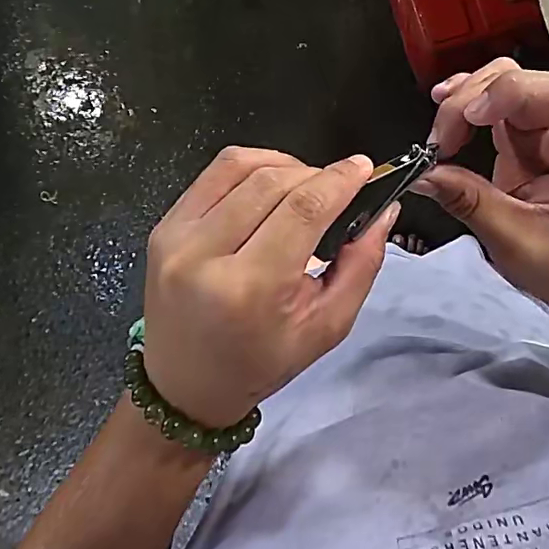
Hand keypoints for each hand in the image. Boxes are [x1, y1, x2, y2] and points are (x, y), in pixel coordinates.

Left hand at [140, 148, 395, 428]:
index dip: (338, 180)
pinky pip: (211, 173)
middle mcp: (205, 255)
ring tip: (304, 182)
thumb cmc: (257, 363)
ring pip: (238, 166)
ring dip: (282, 164)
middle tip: (337, 183)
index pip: (301, 210)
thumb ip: (361, 265)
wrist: (185, 384)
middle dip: (315, 173)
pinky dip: (248, 166)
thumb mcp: (325, 328)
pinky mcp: (164, 225)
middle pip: (271, 182)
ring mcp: (177, 236)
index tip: (362, 167)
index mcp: (249, 289)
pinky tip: (267, 180)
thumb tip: (384, 210)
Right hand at [418, 59, 548, 314]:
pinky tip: (446, 108)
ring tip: (441, 128)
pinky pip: (496, 100)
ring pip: (508, 83)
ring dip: (467, 97)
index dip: (514, 93)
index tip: (472, 117)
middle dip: (477, 97)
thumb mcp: (514, 241)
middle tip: (441, 137)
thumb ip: (469, 202)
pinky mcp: (527, 132)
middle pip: (529, 81)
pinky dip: (467, 100)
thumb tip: (423, 173)